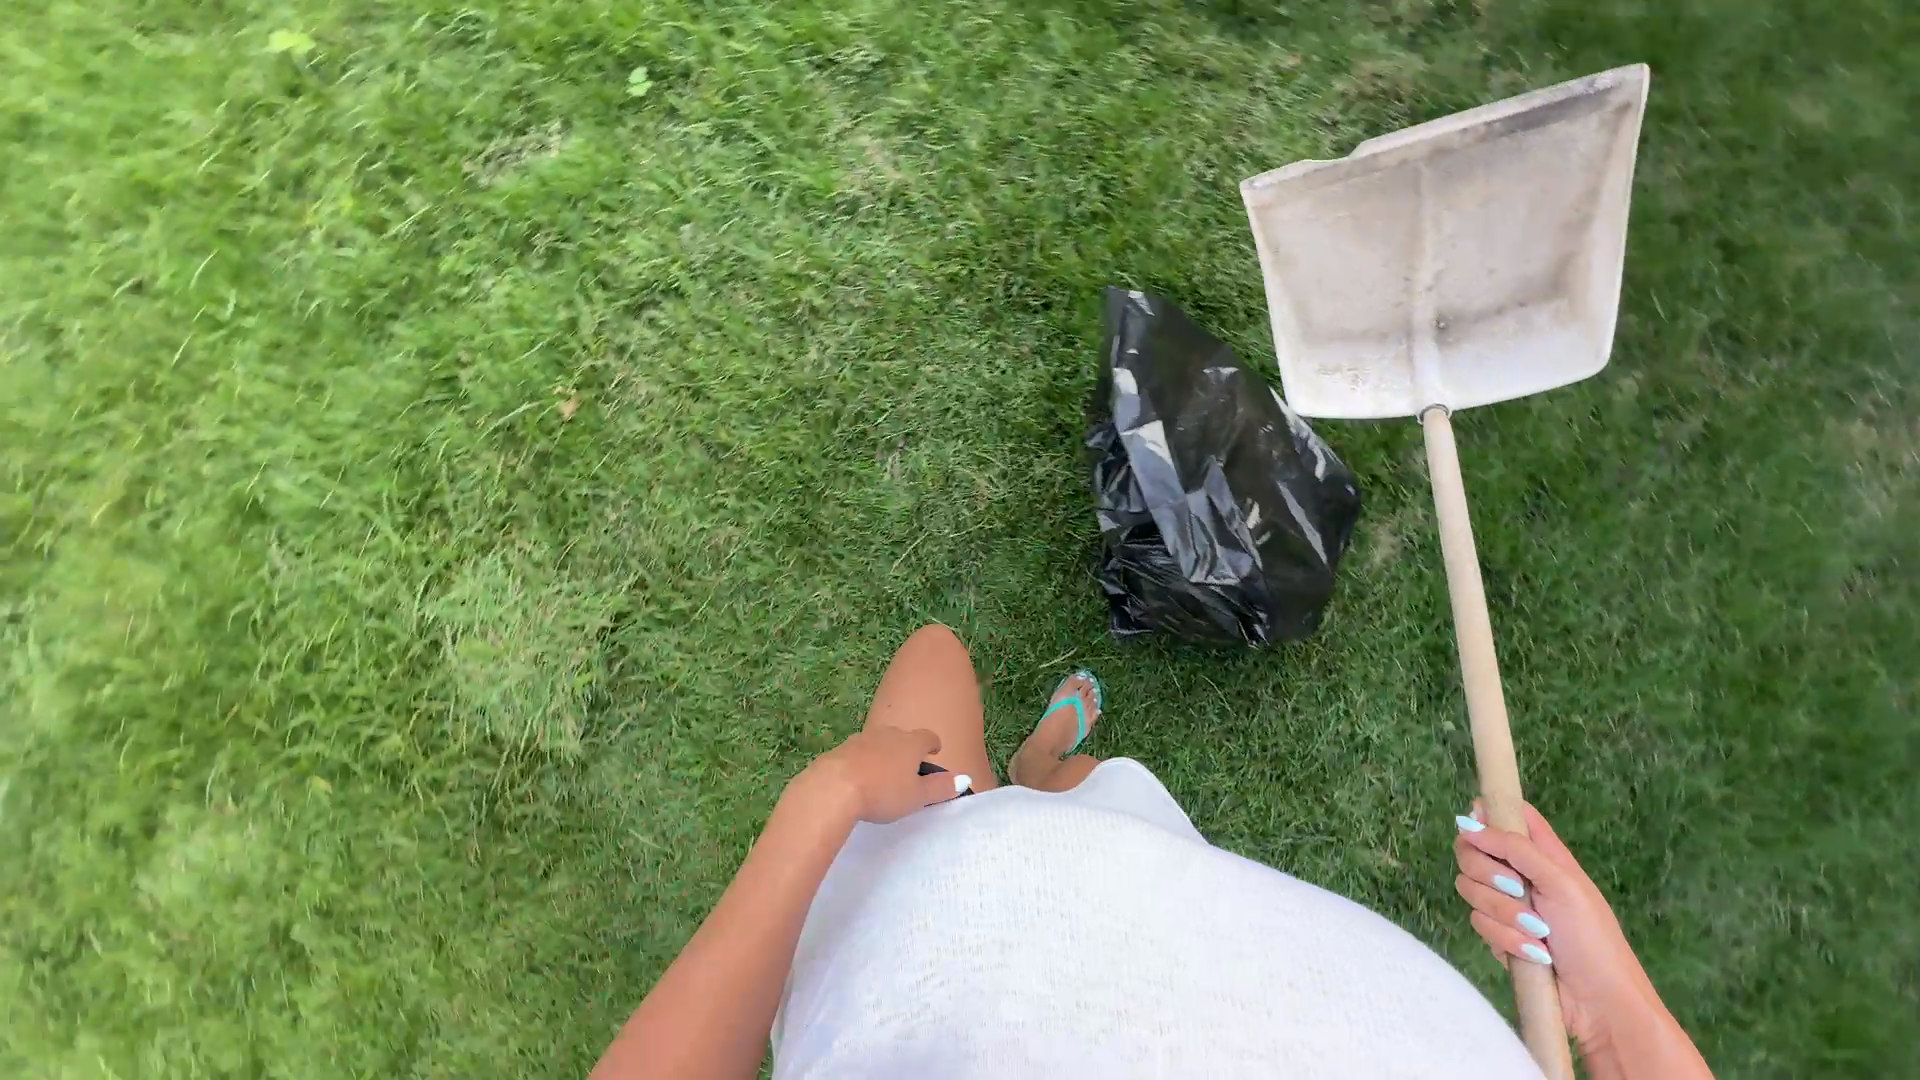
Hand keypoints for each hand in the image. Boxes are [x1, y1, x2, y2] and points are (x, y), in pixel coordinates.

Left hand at [796, 727, 970, 823]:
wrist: (834, 787)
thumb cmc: (883, 791)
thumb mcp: (917, 796)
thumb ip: (940, 788)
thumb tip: (965, 778)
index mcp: (910, 743)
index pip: (927, 736)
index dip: (932, 744)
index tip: (934, 751)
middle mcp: (887, 734)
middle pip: (902, 737)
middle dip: (907, 749)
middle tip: (909, 768)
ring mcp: (862, 739)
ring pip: (878, 743)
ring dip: (884, 754)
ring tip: (884, 775)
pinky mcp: (840, 750)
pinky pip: (857, 753)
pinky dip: (862, 762)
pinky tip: (859, 779)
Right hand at [1453, 801, 1660, 1055]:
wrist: (1599, 1003)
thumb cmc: (1592, 938)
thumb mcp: (1561, 883)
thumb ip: (1514, 847)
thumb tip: (1466, 820)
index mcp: (1540, 852)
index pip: (1506, 814)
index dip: (1486, 814)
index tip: (1481, 831)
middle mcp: (1517, 871)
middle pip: (1471, 848)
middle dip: (1488, 872)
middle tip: (1517, 889)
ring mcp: (1505, 902)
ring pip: (1468, 885)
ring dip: (1502, 912)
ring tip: (1537, 931)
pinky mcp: (1496, 930)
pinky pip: (1476, 919)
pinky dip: (1503, 936)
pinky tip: (1531, 952)